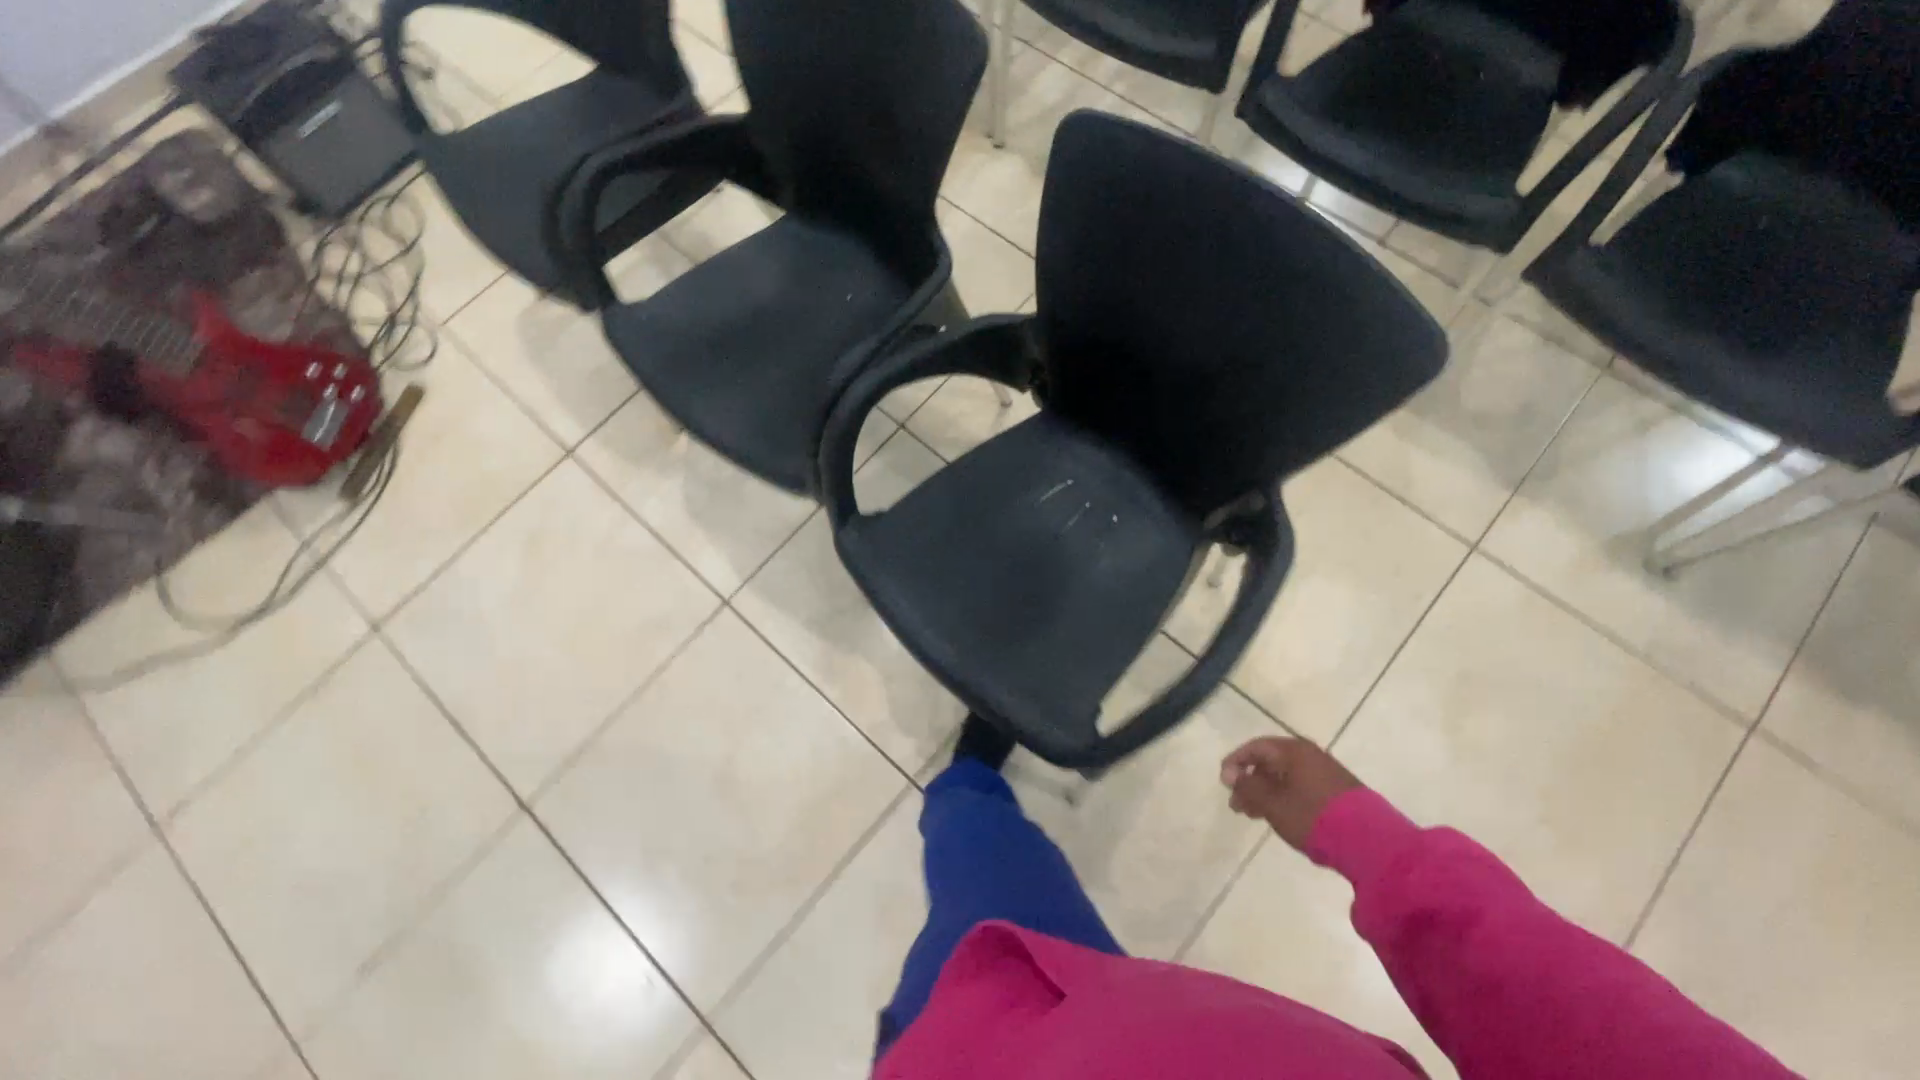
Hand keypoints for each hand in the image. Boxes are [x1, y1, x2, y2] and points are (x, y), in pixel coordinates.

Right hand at [1221, 736, 1363, 851]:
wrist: (1370, 840)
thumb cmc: (1312, 816)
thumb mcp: (1272, 803)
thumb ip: (1248, 787)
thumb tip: (1230, 773)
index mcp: (1293, 751)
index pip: (1255, 747)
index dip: (1235, 762)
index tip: (1223, 782)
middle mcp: (1310, 755)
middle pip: (1270, 761)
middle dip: (1250, 781)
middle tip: (1237, 805)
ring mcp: (1326, 773)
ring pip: (1285, 776)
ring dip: (1265, 792)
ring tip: (1254, 815)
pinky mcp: (1337, 791)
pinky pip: (1300, 786)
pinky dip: (1284, 797)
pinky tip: (1280, 816)